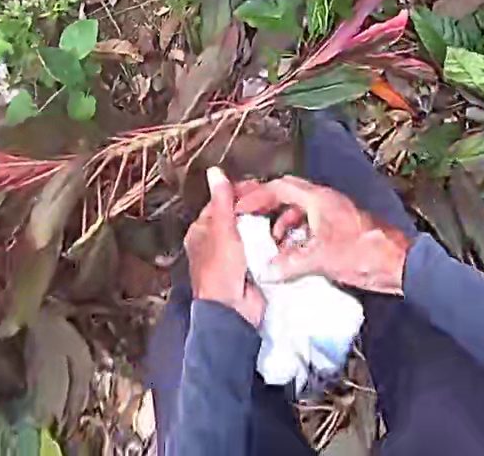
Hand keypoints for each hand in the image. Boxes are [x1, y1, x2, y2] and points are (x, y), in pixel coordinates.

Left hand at [185, 167, 264, 326]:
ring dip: (263, 222)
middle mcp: (215, 241)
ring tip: (280, 209)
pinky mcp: (248, 265)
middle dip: (253, 206)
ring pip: (249, 229)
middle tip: (273, 196)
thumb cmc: (221, 268)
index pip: (221, 202)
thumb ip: (222, 200)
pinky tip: (281, 229)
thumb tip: (214, 170)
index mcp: (201, 231)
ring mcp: (232, 254)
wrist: (233, 312)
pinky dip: (268, 238)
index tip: (258, 184)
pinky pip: (259, 245)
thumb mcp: (222, 229)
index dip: (238, 192)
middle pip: (236, 215)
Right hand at [234, 175, 410, 294]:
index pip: (281, 187)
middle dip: (267, 204)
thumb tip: (267, 269)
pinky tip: (291, 253)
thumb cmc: (361, 253)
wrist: (397, 262)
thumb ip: (292, 262)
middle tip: (248, 218)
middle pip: (288, 193)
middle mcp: (324, 200)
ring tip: (270, 243)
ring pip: (299, 209)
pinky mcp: (339, 228)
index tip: (239, 206)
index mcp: (318, 199)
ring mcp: (332, 213)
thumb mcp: (322, 258)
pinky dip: (296, 234)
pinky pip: (310, 223)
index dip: (258, 195)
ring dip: (282, 222)